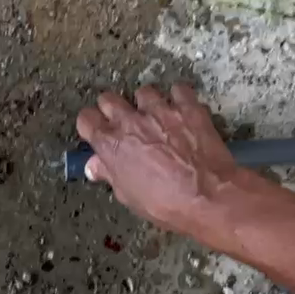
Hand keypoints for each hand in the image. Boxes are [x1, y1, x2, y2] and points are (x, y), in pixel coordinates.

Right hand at [76, 84, 252, 241]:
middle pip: (108, 98)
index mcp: (111, 143)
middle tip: (124, 121)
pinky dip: (180, 98)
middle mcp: (130, 121)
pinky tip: (182, 109)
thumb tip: (94, 166)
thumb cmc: (166, 203)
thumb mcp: (129, 196)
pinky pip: (179, 90)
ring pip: (143, 91)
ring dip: (147, 102)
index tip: (97, 130)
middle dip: (113, 107)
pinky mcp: (186, 107)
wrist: (208, 197)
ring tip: (157, 115)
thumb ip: (109, 174)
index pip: (86, 119)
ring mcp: (159, 111)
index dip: (91, 124)